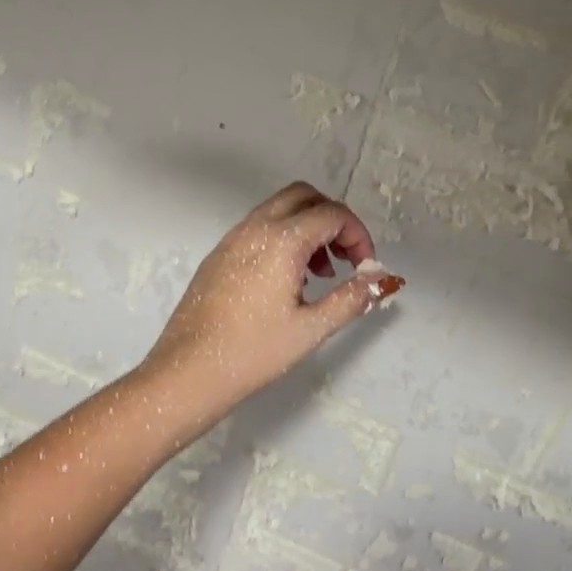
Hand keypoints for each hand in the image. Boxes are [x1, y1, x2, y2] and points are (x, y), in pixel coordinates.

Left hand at [149, 182, 402, 398]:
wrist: (187, 373)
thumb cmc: (253, 352)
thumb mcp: (312, 328)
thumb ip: (352, 298)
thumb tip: (384, 280)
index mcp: (282, 240)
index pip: (333, 214)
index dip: (359, 235)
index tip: (366, 268)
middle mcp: (256, 228)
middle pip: (305, 196)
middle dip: (334, 220)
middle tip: (346, 257)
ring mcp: (233, 238)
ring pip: (280, 209)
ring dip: (309, 228)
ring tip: (321, 274)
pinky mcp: (219, 254)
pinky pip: (260, 227)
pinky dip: (285, 238)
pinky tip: (288, 281)